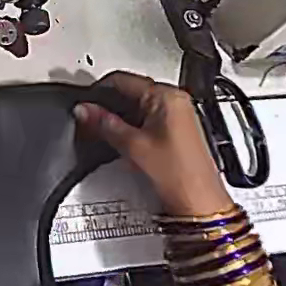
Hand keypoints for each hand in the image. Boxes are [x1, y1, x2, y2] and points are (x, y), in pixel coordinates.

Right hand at [74, 72, 232, 216]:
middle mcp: (175, 99)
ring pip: (137, 106)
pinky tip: (120, 140)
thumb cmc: (180, 176)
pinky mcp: (176, 129)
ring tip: (101, 131)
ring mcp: (177, 114)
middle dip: (108, 105)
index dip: (99, 90)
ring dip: (119, 117)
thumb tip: (84, 110)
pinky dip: (131, 126)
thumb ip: (105, 124)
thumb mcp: (133, 146)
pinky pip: (147, 118)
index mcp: (167, 95)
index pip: (123, 80)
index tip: (84, 103)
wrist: (200, 205)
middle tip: (89, 118)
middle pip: (130, 91)